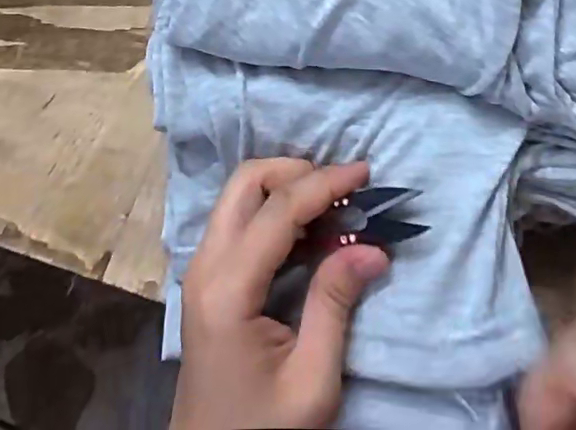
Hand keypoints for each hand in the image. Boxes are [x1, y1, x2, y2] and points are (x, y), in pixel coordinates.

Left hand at [171, 159, 389, 429]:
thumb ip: (335, 305)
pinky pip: (238, 218)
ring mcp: (201, 265)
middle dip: (296, 171)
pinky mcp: (208, 273)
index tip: (363, 172)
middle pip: (245, 182)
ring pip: (239, 194)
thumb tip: (373, 247)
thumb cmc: (262, 427)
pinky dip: (274, 207)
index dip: (323, 184)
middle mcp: (206, 262)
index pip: (277, 210)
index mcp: (227, 287)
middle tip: (344, 185)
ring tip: (335, 203)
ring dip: (285, 186)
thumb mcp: (311, 380)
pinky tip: (310, 228)